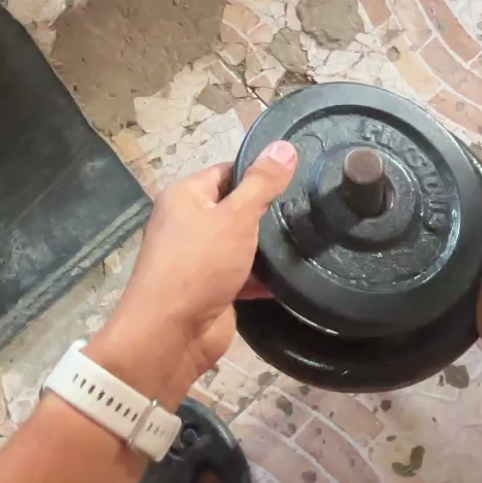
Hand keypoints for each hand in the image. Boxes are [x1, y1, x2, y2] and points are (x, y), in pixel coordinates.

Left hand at [88, 142, 299, 409]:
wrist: (169, 336)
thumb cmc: (198, 266)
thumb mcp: (235, 217)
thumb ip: (262, 183)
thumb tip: (285, 146)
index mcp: (186, 196)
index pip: (229, 171)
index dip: (260, 172)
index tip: (298, 175)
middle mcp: (190, 223)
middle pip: (238, 207)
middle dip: (269, 210)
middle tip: (310, 207)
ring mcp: (201, 258)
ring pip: (243, 242)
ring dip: (270, 245)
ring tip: (312, 235)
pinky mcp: (214, 288)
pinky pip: (245, 273)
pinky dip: (266, 275)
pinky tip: (298, 273)